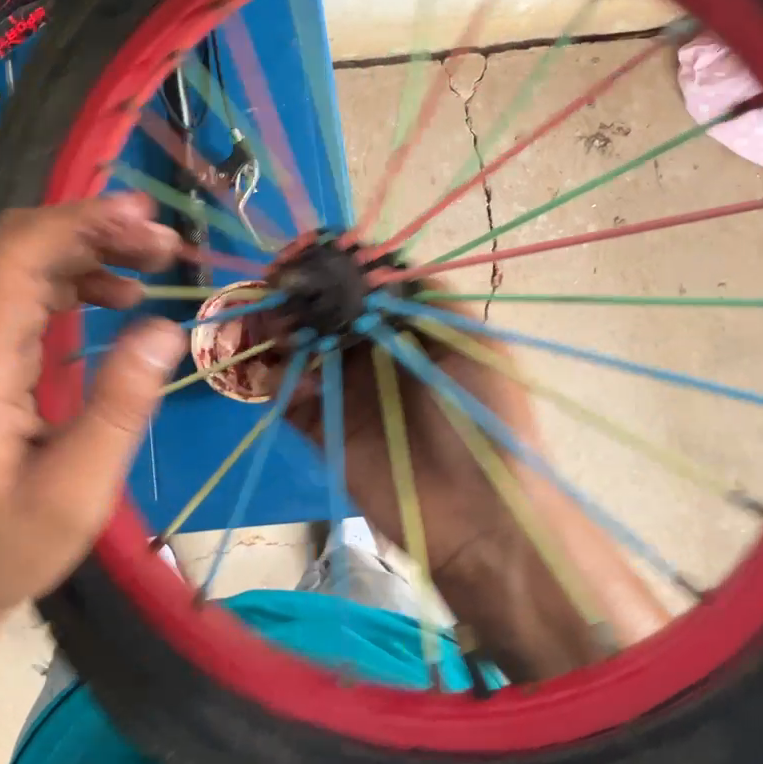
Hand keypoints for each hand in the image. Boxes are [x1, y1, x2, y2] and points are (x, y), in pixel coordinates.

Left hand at [0, 193, 186, 638]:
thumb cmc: (0, 552)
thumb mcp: (73, 495)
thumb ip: (118, 409)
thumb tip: (166, 329)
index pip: (18, 255)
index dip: (81, 223)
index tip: (147, 221)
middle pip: (21, 248)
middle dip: (93, 228)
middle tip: (165, 241)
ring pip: (26, 268)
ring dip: (90, 252)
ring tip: (157, 261)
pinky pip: (28, 302)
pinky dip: (76, 285)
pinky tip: (120, 299)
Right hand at [286, 288, 544, 576]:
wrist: (479, 513)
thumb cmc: (483, 418)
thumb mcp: (473, 343)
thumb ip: (426, 296)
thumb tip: (375, 262)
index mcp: (408, 331)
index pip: (361, 287)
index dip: (335, 266)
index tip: (310, 250)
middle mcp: (371, 355)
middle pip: (322, 312)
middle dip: (299, 294)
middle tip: (279, 285)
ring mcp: (343, 392)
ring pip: (298, 348)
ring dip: (282, 331)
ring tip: (279, 328)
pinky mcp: (321, 430)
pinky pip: (287, 397)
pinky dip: (279, 381)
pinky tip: (294, 379)